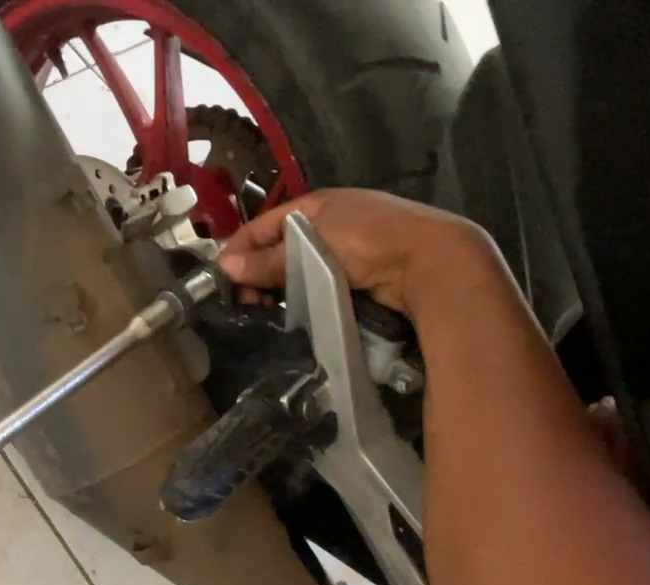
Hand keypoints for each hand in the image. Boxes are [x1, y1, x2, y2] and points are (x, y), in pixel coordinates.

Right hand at [216, 188, 502, 317]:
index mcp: (313, 205)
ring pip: (291, 271)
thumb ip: (270, 258)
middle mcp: (324, 224)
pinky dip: (296, 298)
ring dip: (274, 290)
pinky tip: (288, 313)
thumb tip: (226, 267)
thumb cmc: (370, 239)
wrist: (429, 262)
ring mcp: (339, 251)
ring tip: (262, 312)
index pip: (260, 226)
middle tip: (244, 304)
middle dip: (254, 275)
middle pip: (274, 250)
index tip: (220, 281)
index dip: (238, 250)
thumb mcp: (313, 242)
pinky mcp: (351, 278)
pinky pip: (312, 286)